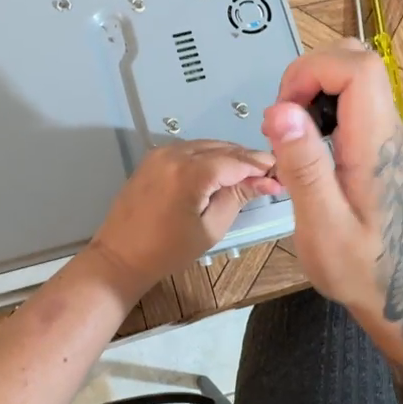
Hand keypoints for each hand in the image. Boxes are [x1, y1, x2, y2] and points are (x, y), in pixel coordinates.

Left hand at [83, 140, 281, 302]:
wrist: (120, 257)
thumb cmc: (168, 251)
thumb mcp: (210, 228)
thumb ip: (237, 197)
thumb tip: (265, 180)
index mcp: (190, 172)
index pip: (236, 160)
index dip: (260, 167)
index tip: (281, 175)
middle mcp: (174, 153)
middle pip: (221, 148)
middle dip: (246, 160)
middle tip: (268, 177)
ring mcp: (160, 153)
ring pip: (205, 146)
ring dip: (228, 157)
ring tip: (247, 177)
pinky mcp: (152, 159)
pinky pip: (188, 150)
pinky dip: (207, 158)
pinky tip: (220, 173)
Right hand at [260, 39, 402, 326]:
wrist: (394, 291)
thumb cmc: (357, 266)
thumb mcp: (321, 225)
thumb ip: (303, 166)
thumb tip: (281, 110)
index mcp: (374, 143)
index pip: (356, 67)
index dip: (311, 72)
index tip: (283, 112)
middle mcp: (386, 130)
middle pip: (357, 59)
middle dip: (309, 74)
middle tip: (283, 121)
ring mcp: (385, 135)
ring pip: (356, 75)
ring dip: (314, 88)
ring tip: (291, 133)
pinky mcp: (377, 145)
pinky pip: (353, 101)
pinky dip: (322, 106)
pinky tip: (306, 145)